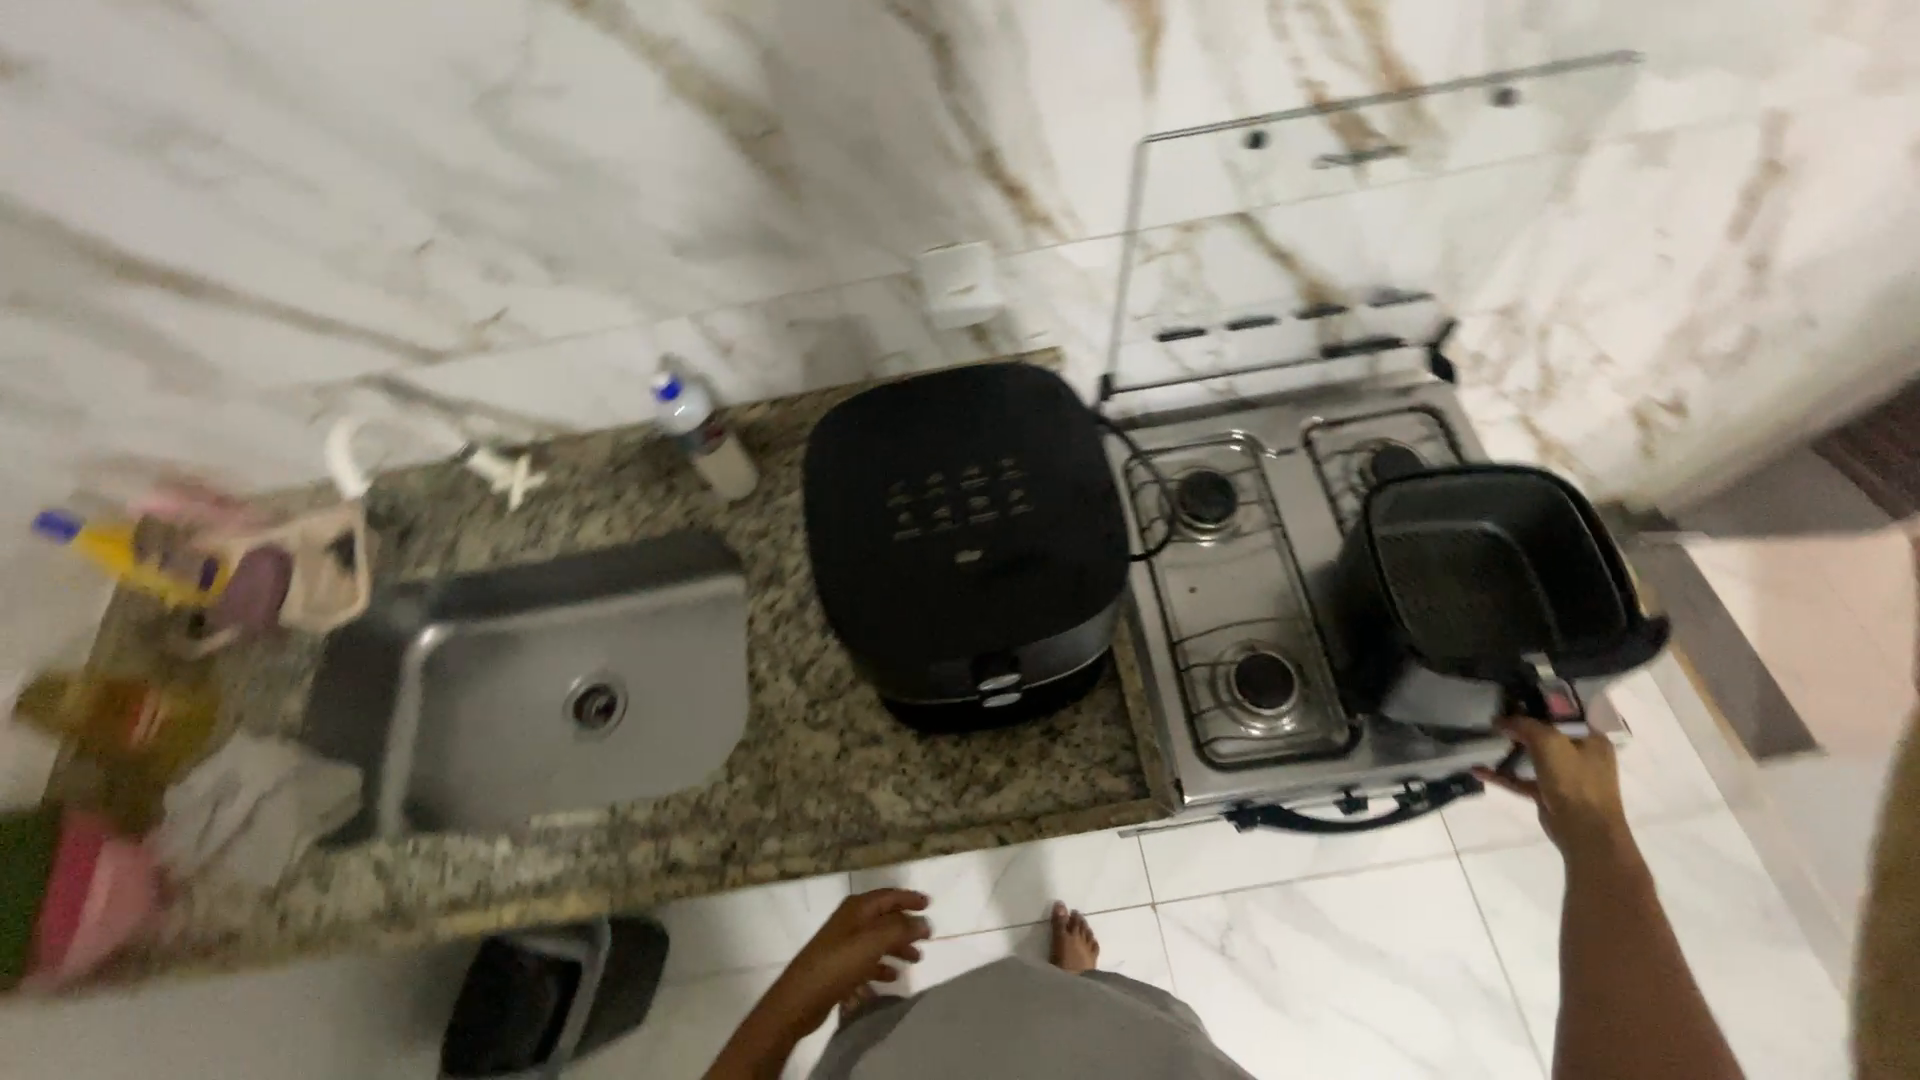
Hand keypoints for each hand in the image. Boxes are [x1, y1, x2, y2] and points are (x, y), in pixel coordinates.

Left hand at [756, 888, 931, 1039]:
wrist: (800, 998)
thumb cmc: (839, 963)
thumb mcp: (874, 941)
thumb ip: (901, 929)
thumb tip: (924, 921)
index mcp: (857, 908)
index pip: (889, 896)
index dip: (909, 898)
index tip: (929, 904)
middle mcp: (850, 921)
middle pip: (884, 918)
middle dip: (906, 926)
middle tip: (926, 938)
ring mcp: (843, 944)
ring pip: (877, 940)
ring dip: (897, 948)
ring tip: (915, 960)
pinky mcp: (839, 967)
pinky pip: (867, 961)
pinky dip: (881, 966)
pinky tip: (892, 978)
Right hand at [1473, 716, 1634, 861]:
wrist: (1585, 831)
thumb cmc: (1574, 782)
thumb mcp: (1550, 742)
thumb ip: (1525, 725)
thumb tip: (1501, 720)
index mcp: (1590, 739)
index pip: (1562, 713)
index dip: (1537, 704)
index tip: (1510, 698)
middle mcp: (1580, 754)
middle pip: (1544, 733)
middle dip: (1518, 726)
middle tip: (1491, 717)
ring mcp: (1564, 775)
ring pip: (1531, 756)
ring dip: (1508, 749)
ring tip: (1483, 740)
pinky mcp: (1548, 793)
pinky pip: (1521, 778)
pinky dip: (1501, 774)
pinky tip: (1478, 770)